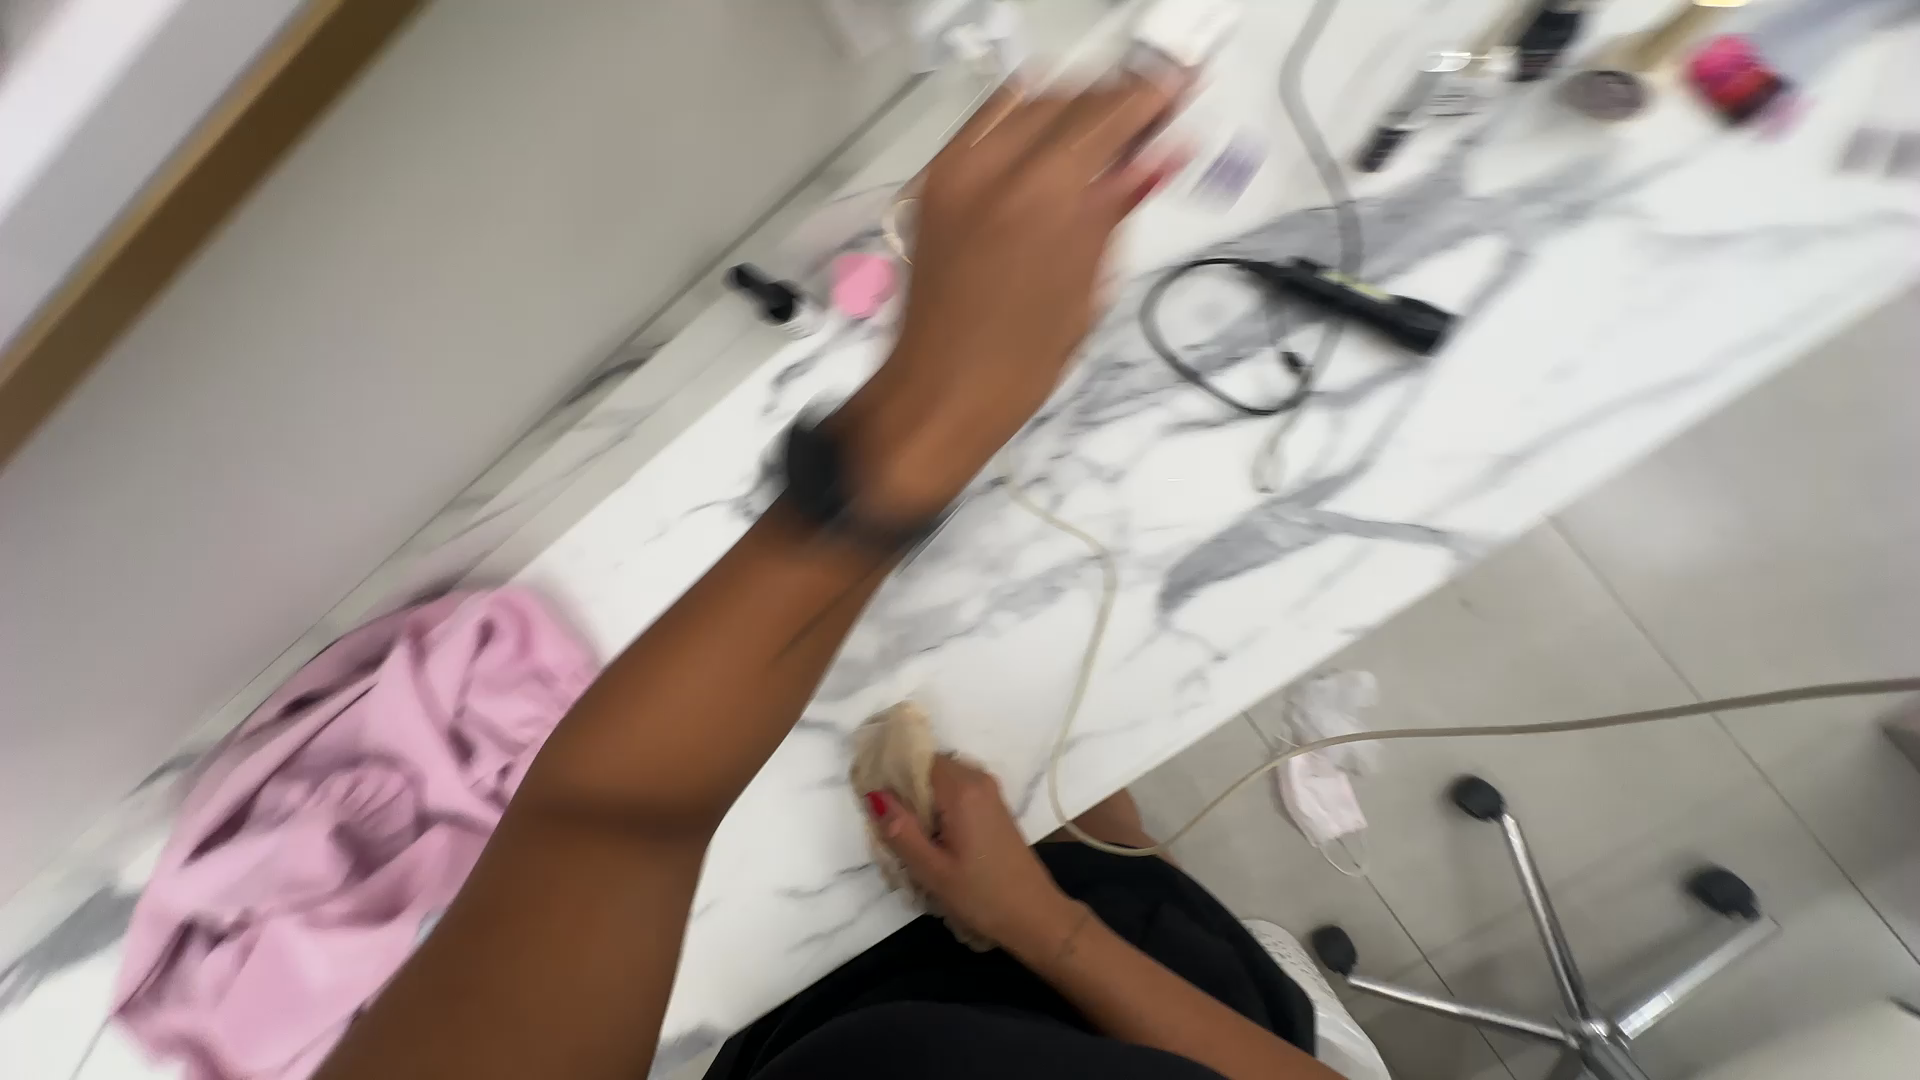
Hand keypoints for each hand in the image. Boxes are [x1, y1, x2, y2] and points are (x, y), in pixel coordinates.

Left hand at [837, 73, 1187, 521]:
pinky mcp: (929, 186)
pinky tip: (1046, 152)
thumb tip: (1153, 155)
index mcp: (1042, 196)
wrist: (941, 392)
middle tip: (1145, 122)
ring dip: (1067, 107)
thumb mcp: (1087, 289)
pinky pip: (984, 126)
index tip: (1179, 90)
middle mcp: (990, 166)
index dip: (1150, 97)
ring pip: (1021, 100)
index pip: (1107, 112)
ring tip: (1098, 139)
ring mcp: (951, 172)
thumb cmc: (1021, 365)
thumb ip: (1114, 209)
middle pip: (1065, 96)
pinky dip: (1022, 123)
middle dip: (1110, 100)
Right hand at [867, 755, 1083, 953]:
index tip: (876, 804)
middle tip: (892, 827)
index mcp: (961, 789)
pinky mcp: (993, 804)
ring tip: (911, 837)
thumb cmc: (982, 895)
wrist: (1034, 914)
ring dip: (923, 801)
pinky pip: (957, 790)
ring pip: (942, 779)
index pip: (916, 760)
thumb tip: (873, 794)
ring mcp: (989, 790)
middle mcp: (977, 778)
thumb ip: (901, 830)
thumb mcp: (933, 870)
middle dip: (906, 790)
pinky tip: (934, 839)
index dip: (892, 776)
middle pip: (929, 767)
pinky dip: (940, 806)